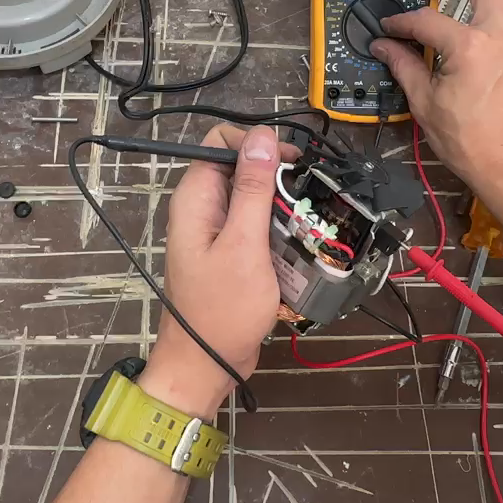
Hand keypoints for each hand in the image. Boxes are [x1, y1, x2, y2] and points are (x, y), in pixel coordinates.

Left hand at [143, 124, 296, 417]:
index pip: (222, 141)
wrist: (208, 365)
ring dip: (281, 207)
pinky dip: (277, 230)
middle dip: (276, 179)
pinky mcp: (230, 250)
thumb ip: (253, 188)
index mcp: (197, 197)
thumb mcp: (244, 244)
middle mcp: (203, 206)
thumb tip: (262, 137)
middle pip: (242, 168)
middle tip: (305, 200)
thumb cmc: (223, 308)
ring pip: (254, 197)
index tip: (292, 164)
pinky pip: (256, 225)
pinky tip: (296, 245)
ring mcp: (215, 230)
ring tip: (305, 225)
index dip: (257, 145)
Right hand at [371, 0, 502, 204]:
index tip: (391, 27)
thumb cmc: (474, 144)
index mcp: (472, 47)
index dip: (402, 21)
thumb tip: (386, 48)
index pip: (427, 19)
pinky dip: (493, 9)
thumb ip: (404, 67)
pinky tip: (474, 28)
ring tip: (452, 1)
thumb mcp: (426, 104)